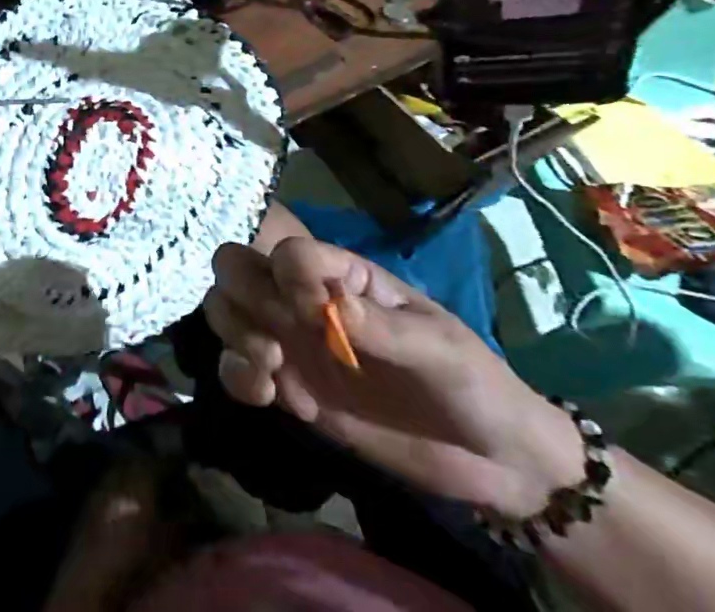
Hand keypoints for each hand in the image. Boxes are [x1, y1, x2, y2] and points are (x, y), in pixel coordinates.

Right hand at [206, 236, 584, 516]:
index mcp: (344, 276)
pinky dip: (240, 379)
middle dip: (243, 299)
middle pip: (236, 268)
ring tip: (272, 377)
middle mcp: (305, 300)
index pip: (289, 252)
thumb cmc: (473, 384)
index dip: (289, 278)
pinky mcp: (286, 386)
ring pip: (224, 311)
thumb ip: (383, 328)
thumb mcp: (440, 350)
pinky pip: (234, 368)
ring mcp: (291, 342)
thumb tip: (327, 307)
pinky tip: (277, 402)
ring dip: (235, 337)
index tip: (316, 317)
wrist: (491, 461)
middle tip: (275, 343)